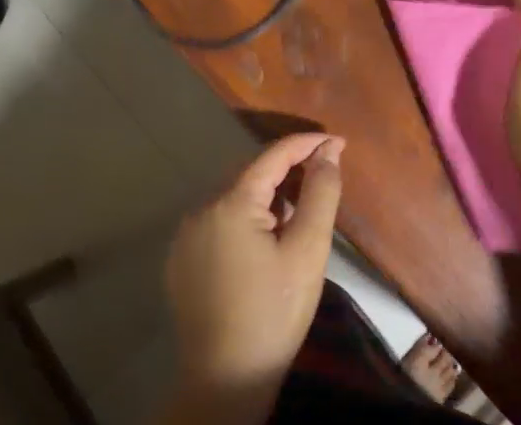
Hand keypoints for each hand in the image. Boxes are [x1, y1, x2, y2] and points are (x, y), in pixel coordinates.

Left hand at [162, 133, 344, 420]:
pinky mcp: (181, 261)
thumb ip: (320, 192)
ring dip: (267, 196)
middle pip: (251, 174)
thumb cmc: (275, 311)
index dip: (307, 144)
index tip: (339, 142)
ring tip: (298, 216)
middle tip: (324, 179)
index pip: (273, 156)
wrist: (226, 379)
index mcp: (230, 204)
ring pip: (234, 198)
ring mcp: (185, 238)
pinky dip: (245, 218)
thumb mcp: (308, 250)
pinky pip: (218, 222)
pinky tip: (266, 242)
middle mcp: (200, 211)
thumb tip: (329, 151)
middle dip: (288, 169)